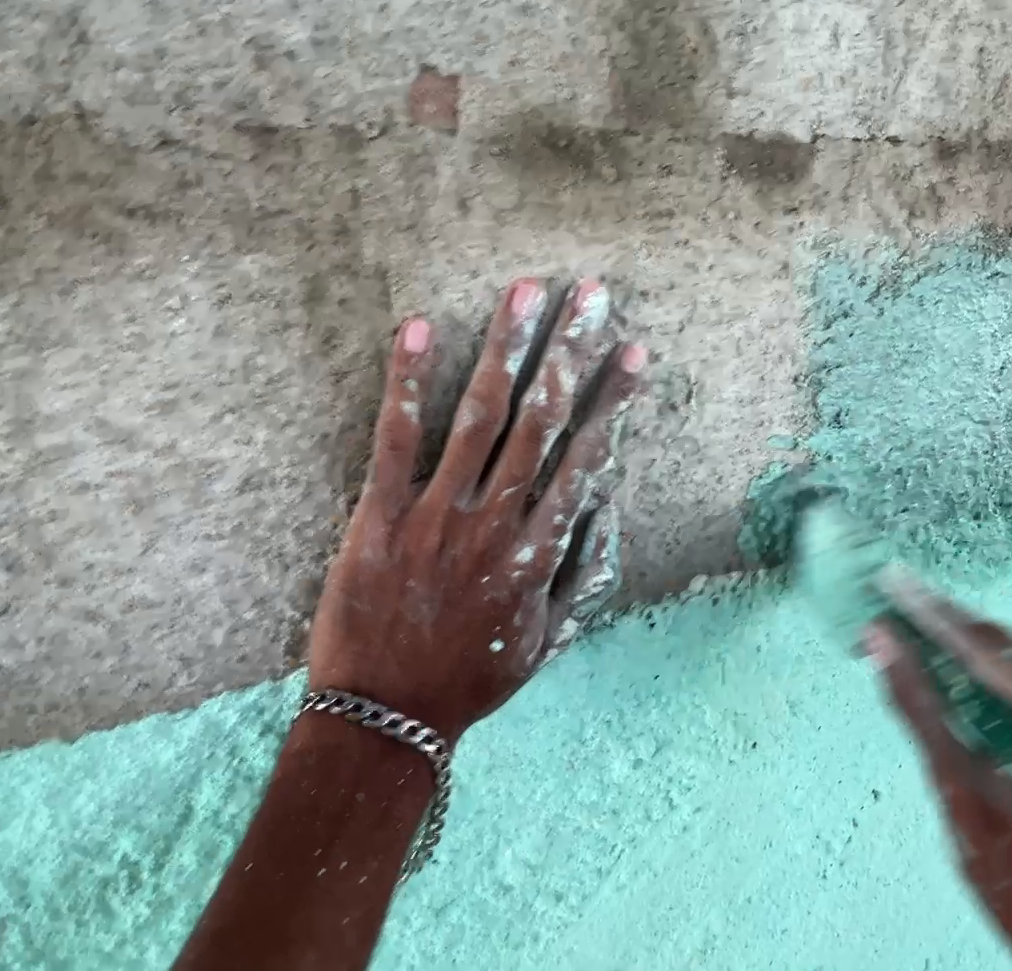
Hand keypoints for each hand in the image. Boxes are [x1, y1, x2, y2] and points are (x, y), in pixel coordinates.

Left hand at [306, 277, 644, 740]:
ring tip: (526, 292)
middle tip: (590, 294)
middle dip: (569, 350)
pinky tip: (418, 329)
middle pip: (541, 419)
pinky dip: (406, 382)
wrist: (385, 718)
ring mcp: (437, 515)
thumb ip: (584, 574)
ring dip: (505, 347)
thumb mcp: (549, 640)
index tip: (633, 352)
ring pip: (479, 415)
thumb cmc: (472, 678)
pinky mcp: (378, 517)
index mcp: (539, 550)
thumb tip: (608, 506)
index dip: (612, 399)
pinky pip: (395, 439)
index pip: (585, 456)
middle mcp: (497, 520)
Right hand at [866, 574, 1011, 970]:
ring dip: (961, 643)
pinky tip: (947, 652)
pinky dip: (986, 667)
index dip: (937, 619)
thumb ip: (923, 714)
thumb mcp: (966, 803)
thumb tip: (882, 642)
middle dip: (944, 625)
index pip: (999, 660)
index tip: (892, 584)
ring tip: (907, 616)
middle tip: (890, 591)